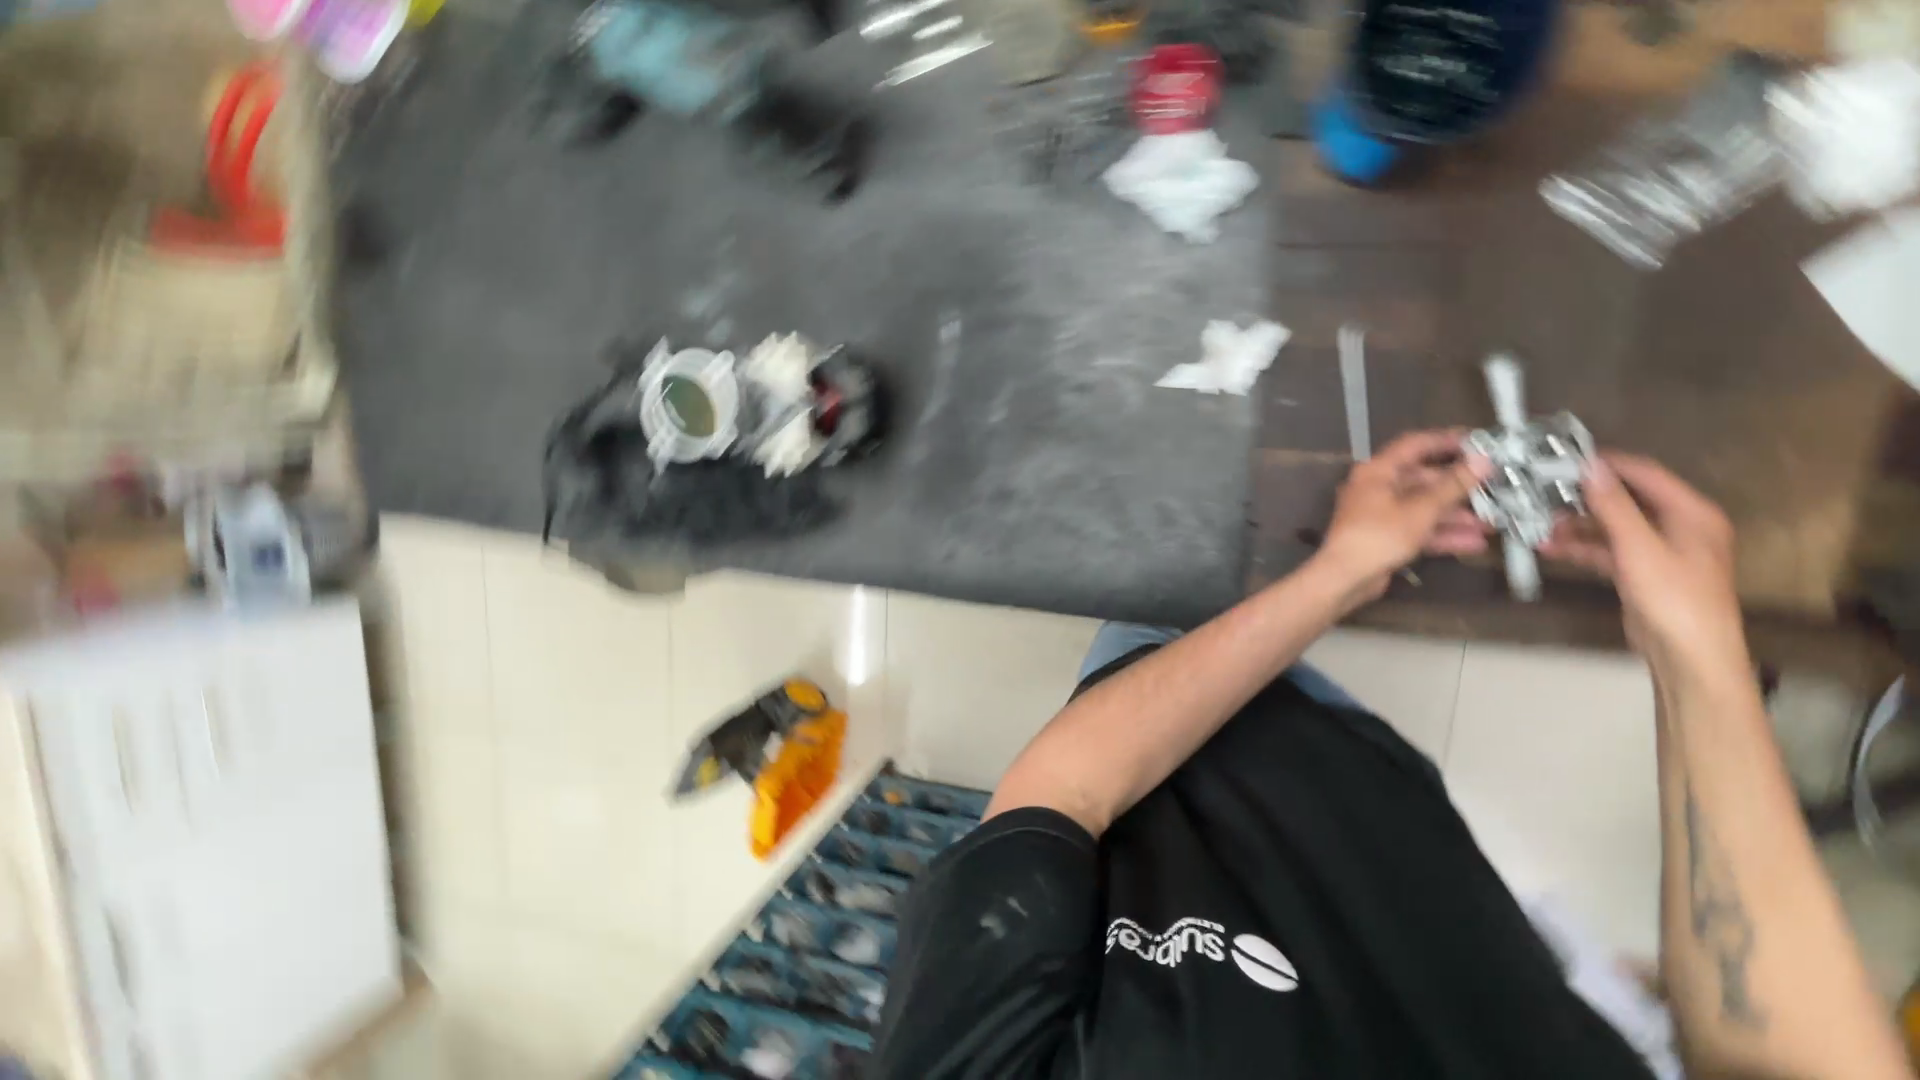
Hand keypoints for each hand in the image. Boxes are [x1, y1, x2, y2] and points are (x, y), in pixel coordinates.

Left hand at [1317, 429, 1488, 600]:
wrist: (1345, 577)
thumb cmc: (1380, 535)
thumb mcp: (1421, 509)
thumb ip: (1453, 485)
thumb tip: (1482, 461)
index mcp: (1377, 471)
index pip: (1414, 445)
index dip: (1445, 440)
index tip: (1478, 441)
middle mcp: (1376, 488)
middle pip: (1422, 479)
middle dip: (1458, 488)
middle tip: (1493, 489)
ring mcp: (1380, 514)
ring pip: (1423, 507)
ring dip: (1455, 516)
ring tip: (1491, 522)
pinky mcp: (1385, 537)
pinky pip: (1418, 529)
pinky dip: (1442, 535)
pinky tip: (1473, 543)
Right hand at [1539, 452, 1744, 669]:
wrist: (1689, 655)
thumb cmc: (1674, 597)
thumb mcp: (1639, 547)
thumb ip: (1613, 506)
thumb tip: (1590, 466)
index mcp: (1691, 513)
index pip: (1645, 474)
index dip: (1606, 464)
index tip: (1564, 458)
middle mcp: (1678, 526)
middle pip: (1624, 500)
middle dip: (1583, 498)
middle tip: (1542, 494)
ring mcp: (1658, 550)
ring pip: (1611, 526)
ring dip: (1576, 525)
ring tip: (1538, 525)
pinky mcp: (1641, 571)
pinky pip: (1607, 550)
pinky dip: (1581, 547)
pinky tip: (1550, 548)